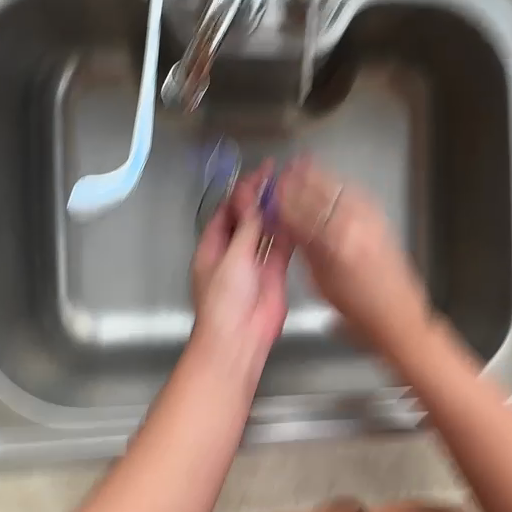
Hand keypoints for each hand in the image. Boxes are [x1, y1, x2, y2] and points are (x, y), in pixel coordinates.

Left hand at [190, 164, 292, 377]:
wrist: (239, 338)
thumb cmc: (224, 299)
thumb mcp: (232, 257)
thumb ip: (245, 227)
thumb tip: (250, 198)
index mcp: (212, 247)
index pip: (227, 211)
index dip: (242, 192)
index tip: (260, 173)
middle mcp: (233, 252)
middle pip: (247, 218)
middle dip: (260, 198)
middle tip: (278, 175)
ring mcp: (254, 262)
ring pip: (265, 231)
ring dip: (275, 212)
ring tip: (291, 188)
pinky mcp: (274, 273)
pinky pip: (281, 247)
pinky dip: (289, 231)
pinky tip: (299, 213)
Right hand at [272, 156, 432, 356]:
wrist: (397, 315)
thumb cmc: (357, 308)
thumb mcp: (320, 281)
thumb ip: (304, 248)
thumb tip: (287, 225)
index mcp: (333, 246)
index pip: (300, 214)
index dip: (283, 200)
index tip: (272, 192)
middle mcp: (353, 227)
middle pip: (318, 195)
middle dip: (298, 182)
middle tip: (284, 173)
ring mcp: (370, 221)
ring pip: (338, 189)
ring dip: (317, 177)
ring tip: (302, 167)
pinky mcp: (381, 219)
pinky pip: (355, 194)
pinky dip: (339, 184)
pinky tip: (330, 181)